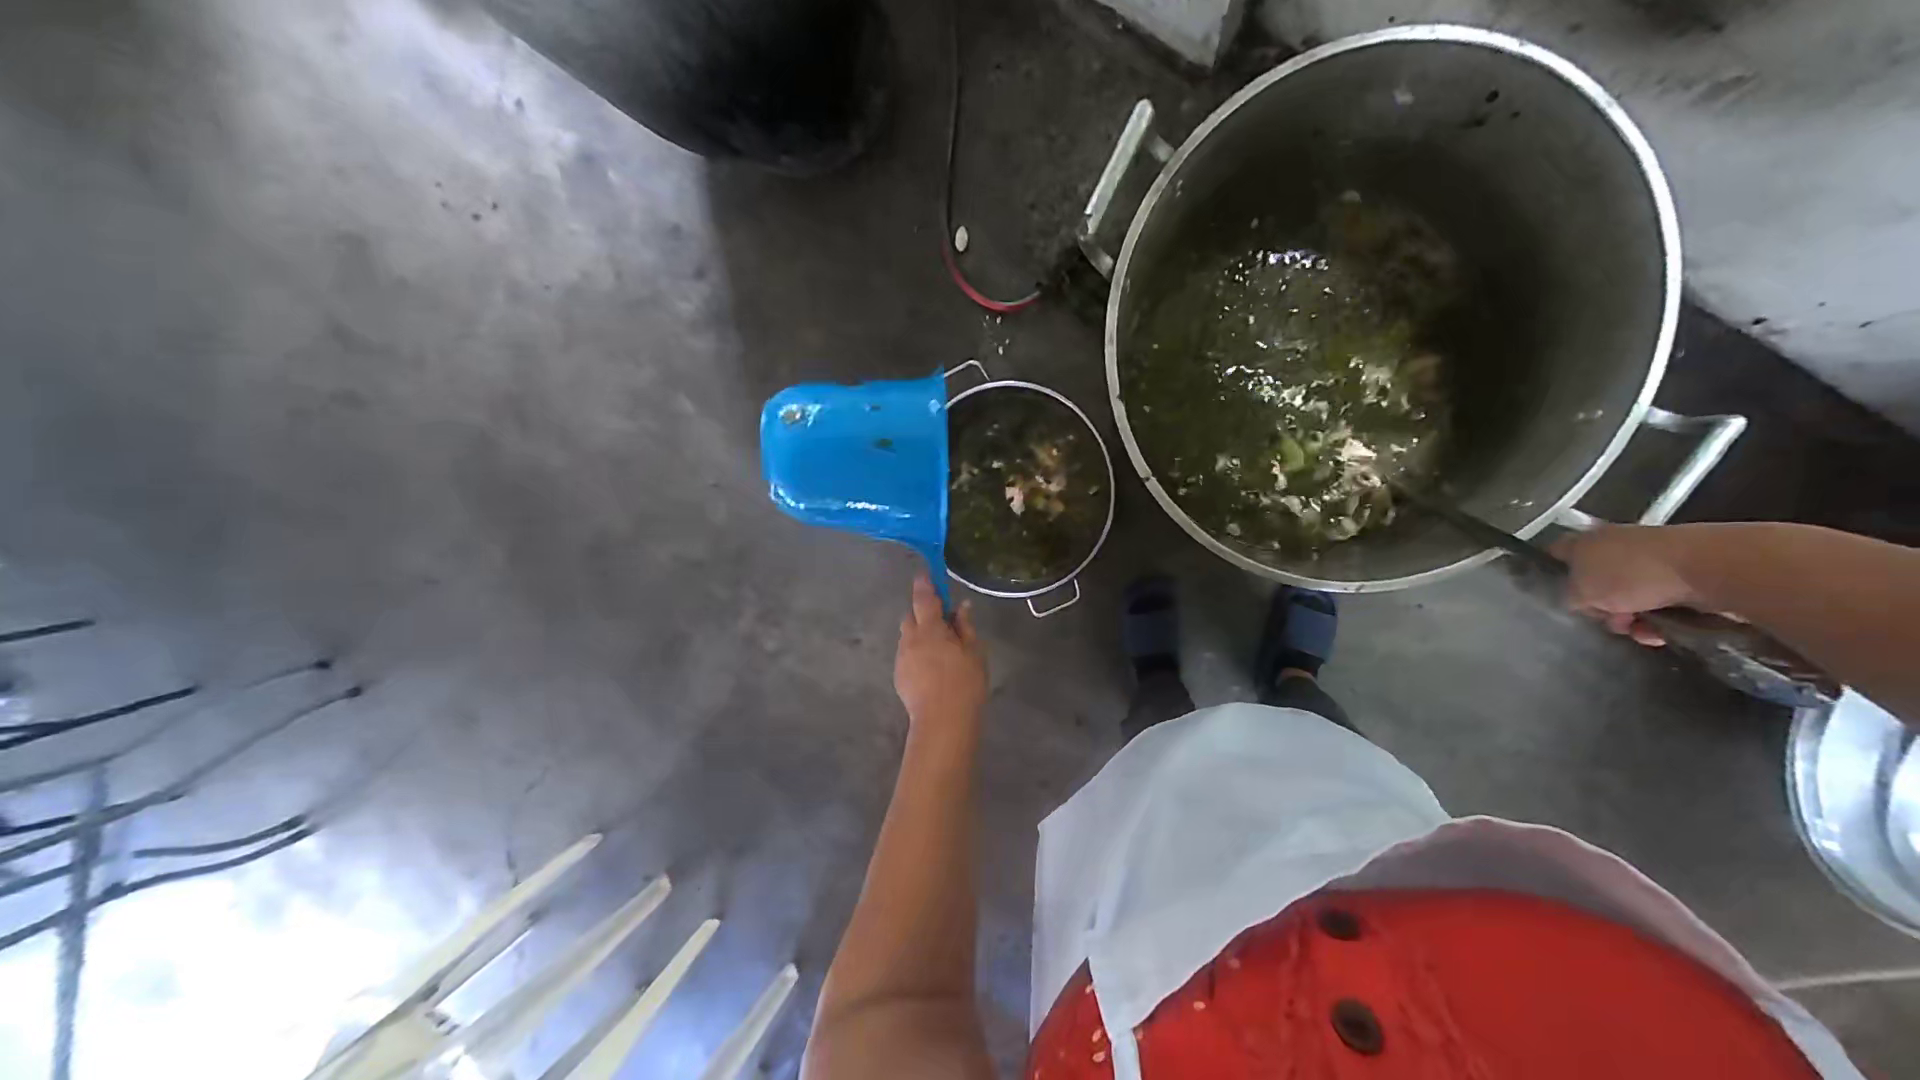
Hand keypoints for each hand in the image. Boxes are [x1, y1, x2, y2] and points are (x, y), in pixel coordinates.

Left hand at [894, 572, 987, 731]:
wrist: (942, 721)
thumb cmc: (965, 683)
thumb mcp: (975, 652)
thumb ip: (966, 627)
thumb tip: (961, 607)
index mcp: (929, 629)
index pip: (923, 598)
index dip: (924, 584)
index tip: (926, 574)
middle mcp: (910, 639)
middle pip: (911, 616)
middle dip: (922, 613)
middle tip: (943, 621)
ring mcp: (901, 658)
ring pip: (907, 637)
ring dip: (919, 635)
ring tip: (940, 649)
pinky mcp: (899, 676)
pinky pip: (907, 655)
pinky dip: (917, 653)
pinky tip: (932, 668)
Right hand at [1550, 524, 1699, 646]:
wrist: (1708, 569)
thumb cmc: (1630, 575)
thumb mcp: (1580, 591)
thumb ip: (1569, 598)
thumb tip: (1581, 603)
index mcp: (1584, 541)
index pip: (1554, 556)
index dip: (1550, 575)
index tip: (1553, 598)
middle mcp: (1614, 545)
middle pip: (1594, 582)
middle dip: (1600, 608)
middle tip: (1608, 621)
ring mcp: (1651, 559)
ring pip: (1628, 596)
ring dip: (1632, 618)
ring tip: (1642, 632)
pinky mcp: (1682, 574)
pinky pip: (1660, 601)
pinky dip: (1660, 619)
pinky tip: (1662, 632)